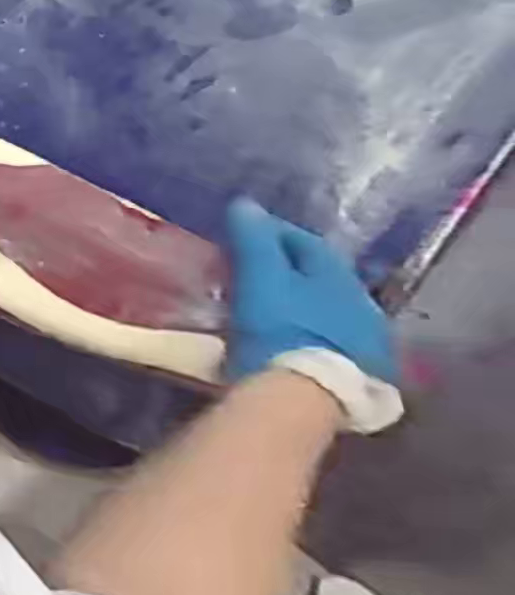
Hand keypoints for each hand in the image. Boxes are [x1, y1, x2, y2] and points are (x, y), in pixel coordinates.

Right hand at [224, 198, 397, 382]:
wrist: (304, 390)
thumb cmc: (279, 326)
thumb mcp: (260, 279)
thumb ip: (254, 242)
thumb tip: (244, 205)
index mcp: (338, 278)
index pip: (305, 242)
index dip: (271, 230)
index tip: (237, 226)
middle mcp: (357, 303)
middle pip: (314, 273)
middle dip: (279, 263)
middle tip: (239, 260)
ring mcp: (357, 337)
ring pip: (317, 303)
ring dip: (286, 294)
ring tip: (251, 295)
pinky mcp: (344, 363)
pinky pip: (314, 329)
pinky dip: (291, 320)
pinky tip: (272, 327)